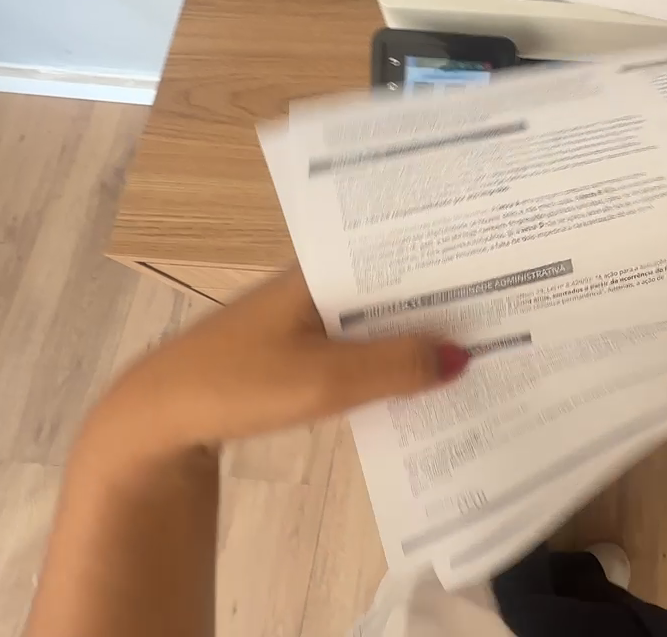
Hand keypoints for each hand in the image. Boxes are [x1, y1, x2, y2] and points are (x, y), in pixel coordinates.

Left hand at [78, 268, 468, 465]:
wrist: (157, 419)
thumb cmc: (236, 383)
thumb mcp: (322, 380)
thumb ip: (394, 367)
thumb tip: (466, 357)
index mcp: (326, 266)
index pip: (402, 247)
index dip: (449, 257)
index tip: (502, 268)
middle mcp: (324, 277)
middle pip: (397, 279)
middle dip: (445, 294)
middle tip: (509, 304)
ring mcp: (313, 309)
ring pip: (382, 310)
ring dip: (420, 327)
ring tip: (481, 337)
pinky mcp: (306, 341)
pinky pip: (364, 338)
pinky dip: (393, 351)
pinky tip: (425, 371)